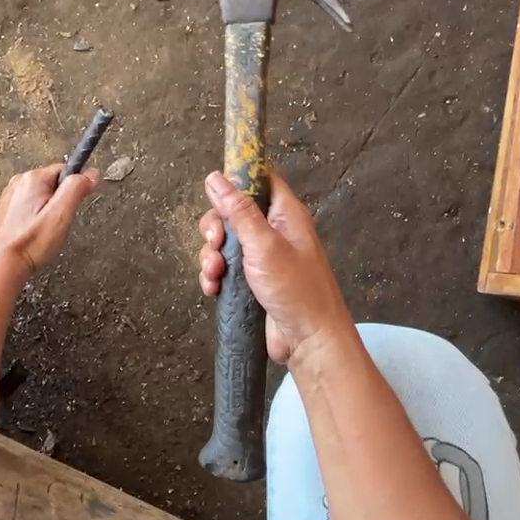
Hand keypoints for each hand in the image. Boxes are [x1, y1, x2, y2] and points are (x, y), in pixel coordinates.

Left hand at [0, 165, 99, 276]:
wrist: (1, 264)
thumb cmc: (28, 243)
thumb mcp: (61, 214)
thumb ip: (76, 189)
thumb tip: (90, 173)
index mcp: (32, 179)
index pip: (65, 171)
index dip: (74, 190)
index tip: (71, 207)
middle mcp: (19, 183)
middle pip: (53, 185)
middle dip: (60, 203)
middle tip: (57, 224)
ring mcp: (11, 196)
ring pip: (42, 198)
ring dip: (48, 213)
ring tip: (44, 232)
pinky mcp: (7, 210)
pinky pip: (30, 208)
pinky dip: (35, 220)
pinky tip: (34, 234)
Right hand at [198, 171, 350, 364]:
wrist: (309, 341)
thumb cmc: (297, 291)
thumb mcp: (264, 245)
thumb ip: (238, 211)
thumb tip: (216, 177)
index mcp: (285, 214)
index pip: (260, 178)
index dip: (237, 178)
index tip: (214, 188)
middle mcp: (274, 231)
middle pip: (232, 211)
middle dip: (216, 228)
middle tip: (215, 243)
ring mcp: (262, 256)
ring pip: (224, 242)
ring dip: (211, 256)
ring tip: (215, 274)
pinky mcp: (251, 279)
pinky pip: (224, 267)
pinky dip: (214, 275)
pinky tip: (213, 288)